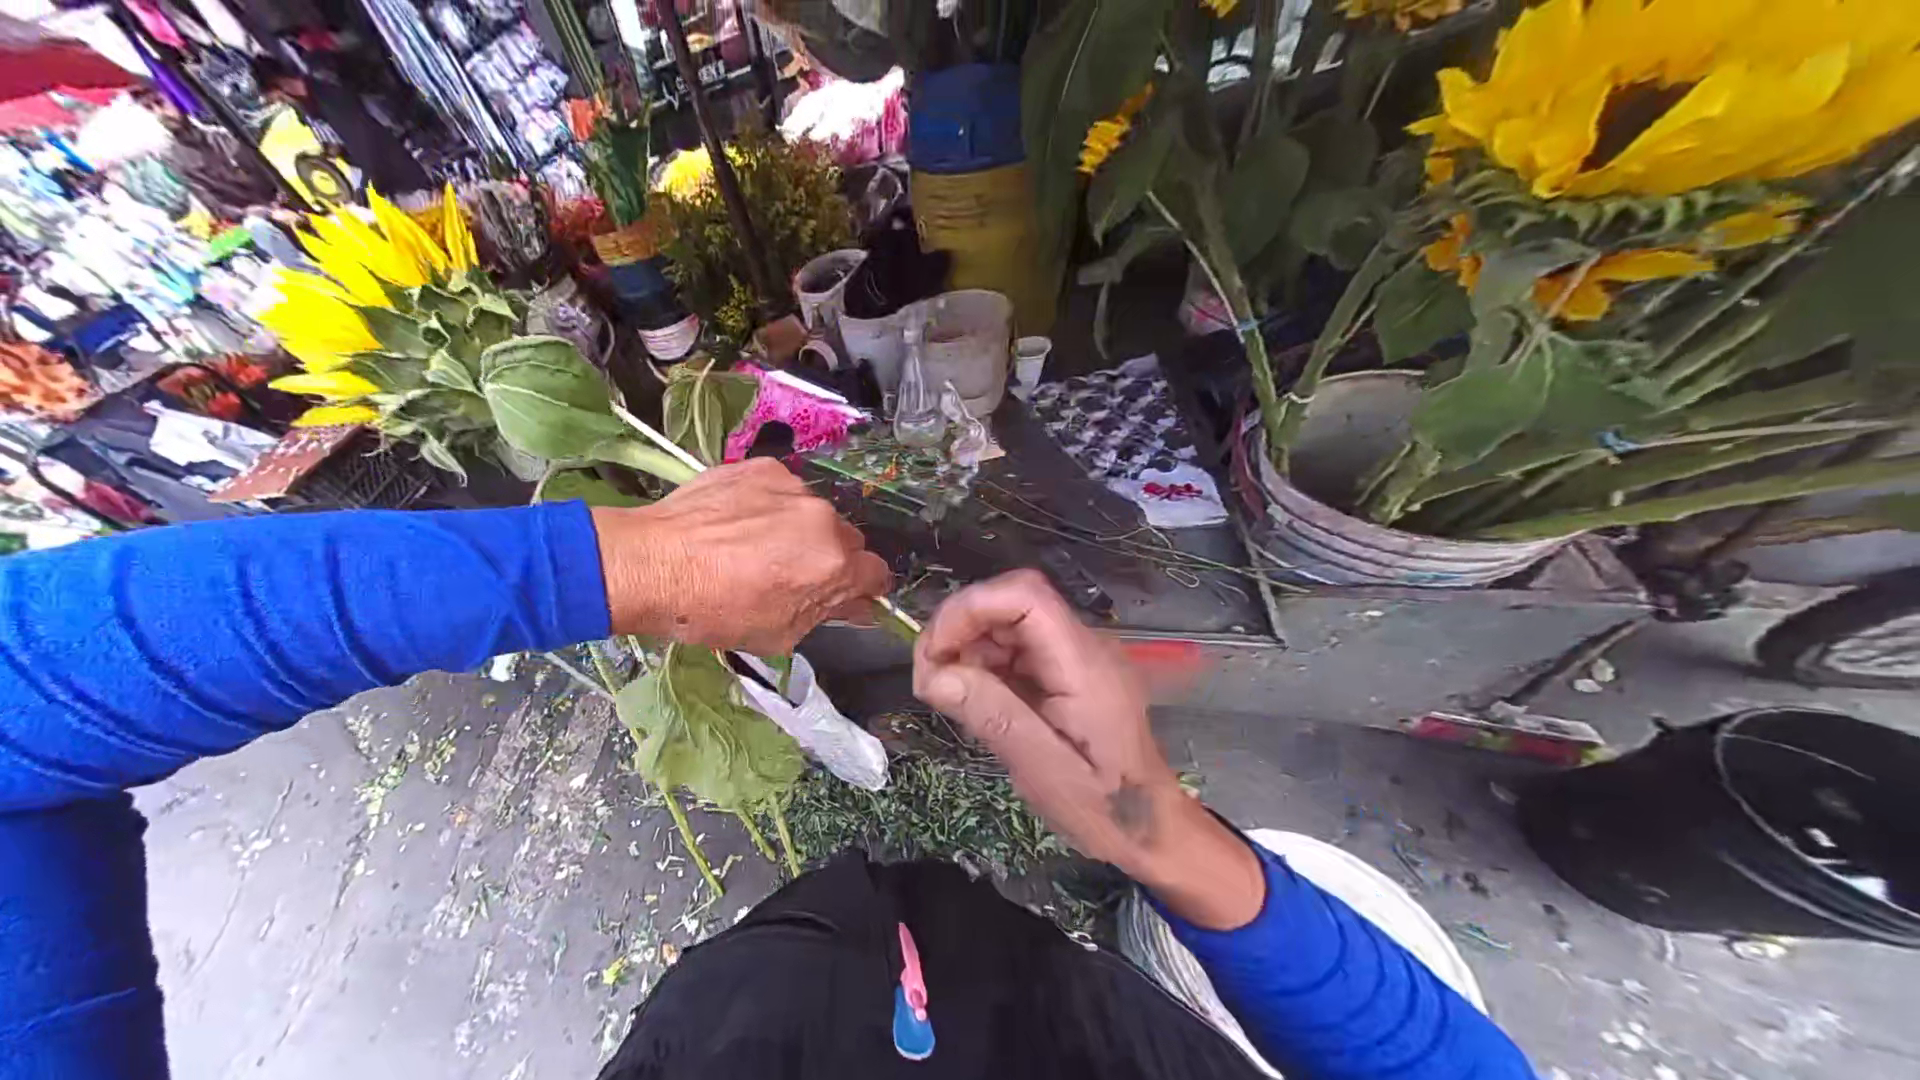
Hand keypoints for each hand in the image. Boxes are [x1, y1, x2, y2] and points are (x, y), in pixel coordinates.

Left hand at [591, 458, 891, 655]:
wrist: (648, 564)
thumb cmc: (714, 611)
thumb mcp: (780, 633)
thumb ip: (829, 614)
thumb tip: (858, 605)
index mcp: (835, 564)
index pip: (878, 573)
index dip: (863, 588)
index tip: (845, 594)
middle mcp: (824, 519)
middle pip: (849, 540)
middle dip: (832, 558)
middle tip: (793, 573)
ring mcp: (793, 487)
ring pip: (815, 513)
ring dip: (801, 529)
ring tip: (756, 544)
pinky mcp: (763, 467)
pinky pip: (784, 490)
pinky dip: (773, 505)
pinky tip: (740, 521)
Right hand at [912, 570, 1264, 929]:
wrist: (1149, 823)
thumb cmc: (1103, 804)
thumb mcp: (1042, 768)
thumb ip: (992, 715)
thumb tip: (934, 675)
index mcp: (1083, 662)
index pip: (1025, 595)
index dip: (970, 608)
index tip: (936, 652)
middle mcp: (1082, 644)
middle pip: (1011, 602)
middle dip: (959, 629)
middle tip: (929, 677)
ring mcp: (1074, 653)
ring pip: (1007, 621)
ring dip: (967, 647)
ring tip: (945, 691)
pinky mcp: (1064, 668)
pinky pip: (1016, 647)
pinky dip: (984, 663)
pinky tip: (972, 696)